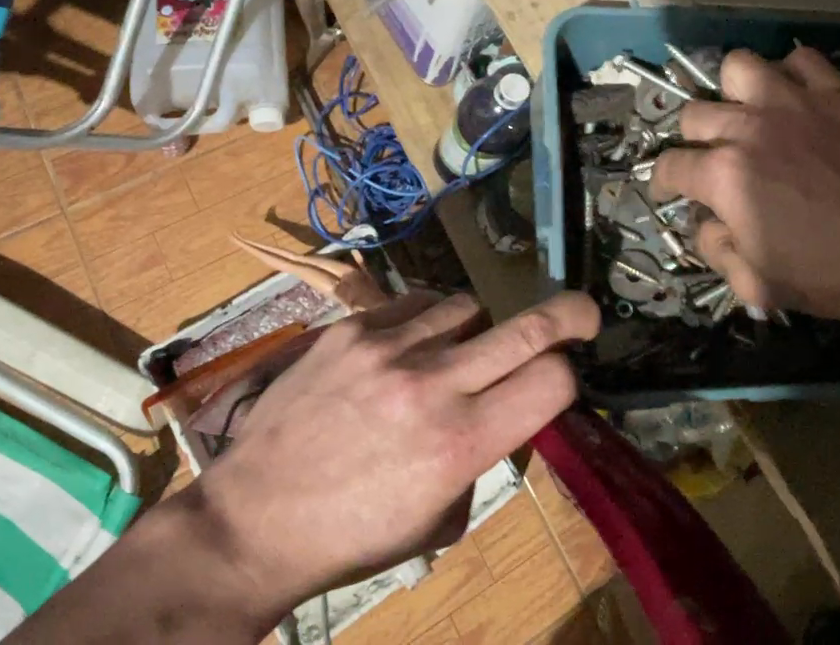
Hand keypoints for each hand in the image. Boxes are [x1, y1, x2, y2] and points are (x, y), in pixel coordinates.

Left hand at [186, 290, 599, 625]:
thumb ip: (487, 458)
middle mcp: (432, 385)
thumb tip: (511, 411)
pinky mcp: (349, 328)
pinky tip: (410, 344)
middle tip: (584, 313)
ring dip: (477, 328)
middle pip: (531, 327)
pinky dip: (427, 319)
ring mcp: (387, 348)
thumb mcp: (440, 519)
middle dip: (571, 315)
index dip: (568, 378)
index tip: (563, 378)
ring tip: (456, 352)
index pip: (553, 380)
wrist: (255, 517)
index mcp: (461, 444)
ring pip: (469, 306)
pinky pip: (414, 303)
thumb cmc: (355, 535)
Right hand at [651, 46, 839, 326]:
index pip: (669, 165)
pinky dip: (790, 75)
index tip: (673, 192)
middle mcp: (750, 128)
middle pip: (694, 114)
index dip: (663, 182)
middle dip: (693, 142)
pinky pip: (801, 60)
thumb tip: (705, 221)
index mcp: (724, 176)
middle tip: (713, 162)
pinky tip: (796, 100)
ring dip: (733, 93)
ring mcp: (796, 103)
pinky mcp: (838, 94)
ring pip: (738, 67)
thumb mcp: (755, 284)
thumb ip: (713, 248)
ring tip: (749, 115)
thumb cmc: (832, 277)